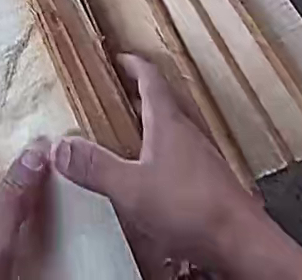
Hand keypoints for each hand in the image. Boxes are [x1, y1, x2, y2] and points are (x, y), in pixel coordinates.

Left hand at [0, 132, 48, 279]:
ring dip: (27, 185)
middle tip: (53, 141)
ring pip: (6, 195)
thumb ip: (12, 194)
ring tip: (58, 171)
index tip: (27, 112)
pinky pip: (12, 220)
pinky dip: (29, 212)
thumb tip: (35, 148)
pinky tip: (49, 215)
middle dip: (20, 155)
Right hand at [50, 54, 271, 270]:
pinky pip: (179, 152)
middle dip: (137, 92)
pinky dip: (160, 150)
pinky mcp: (207, 180)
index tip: (118, 57)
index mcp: (166, 120)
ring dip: (149, 122)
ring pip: (171, 126)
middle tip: (116, 91)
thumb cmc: (191, 206)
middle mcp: (185, 130)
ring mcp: (199, 155)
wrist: (241, 242)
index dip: (133, 64)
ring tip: (128, 131)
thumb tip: (60, 146)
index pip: (150, 78)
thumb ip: (96, 167)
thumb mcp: (132, 188)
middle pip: (161, 100)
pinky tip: (151, 173)